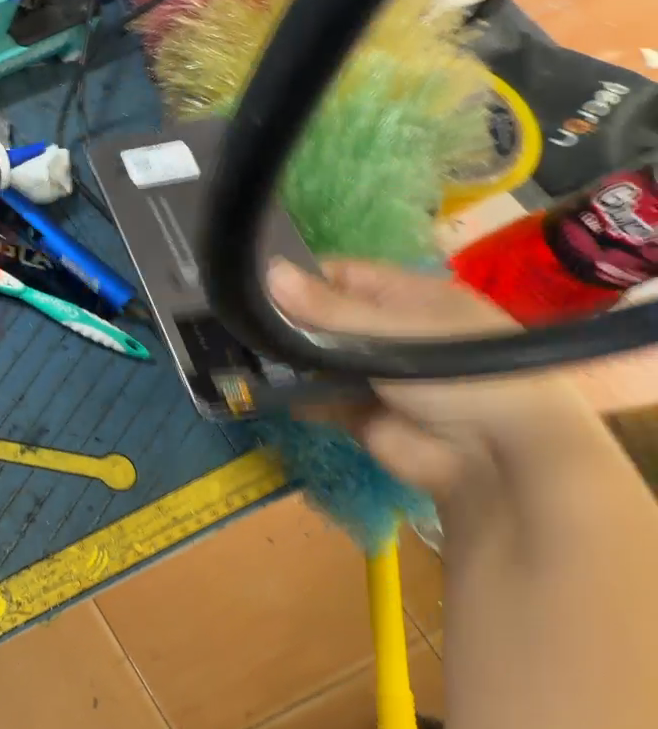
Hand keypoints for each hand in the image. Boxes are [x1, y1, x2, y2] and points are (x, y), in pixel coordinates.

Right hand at [267, 259, 593, 499]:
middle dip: (281, 322)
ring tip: (238, 357)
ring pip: (311, 359)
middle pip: (320, 318)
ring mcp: (368, 374)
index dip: (298, 278)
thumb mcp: (393, 330)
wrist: (494, 455)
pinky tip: (257, 391)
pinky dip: (289, 397)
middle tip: (234, 325)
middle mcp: (385, 331)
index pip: (341, 275)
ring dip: (280, 360)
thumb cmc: (459, 373)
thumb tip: (268, 273)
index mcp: (406, 298)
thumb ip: (327, 307)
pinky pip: (312, 398)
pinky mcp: (353, 411)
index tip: (249, 288)